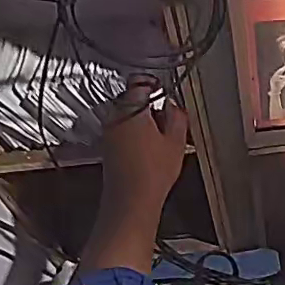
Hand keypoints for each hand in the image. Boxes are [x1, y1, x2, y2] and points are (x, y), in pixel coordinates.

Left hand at [102, 80, 187, 209]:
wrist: (131, 201)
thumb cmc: (152, 172)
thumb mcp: (176, 140)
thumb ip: (177, 115)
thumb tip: (172, 105)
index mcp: (130, 109)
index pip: (140, 83)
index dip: (155, 85)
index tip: (165, 92)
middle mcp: (114, 117)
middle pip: (133, 99)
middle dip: (151, 106)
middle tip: (169, 120)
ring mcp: (108, 132)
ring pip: (128, 116)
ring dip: (143, 121)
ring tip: (161, 139)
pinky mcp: (107, 147)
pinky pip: (123, 131)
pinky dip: (136, 135)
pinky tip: (150, 151)